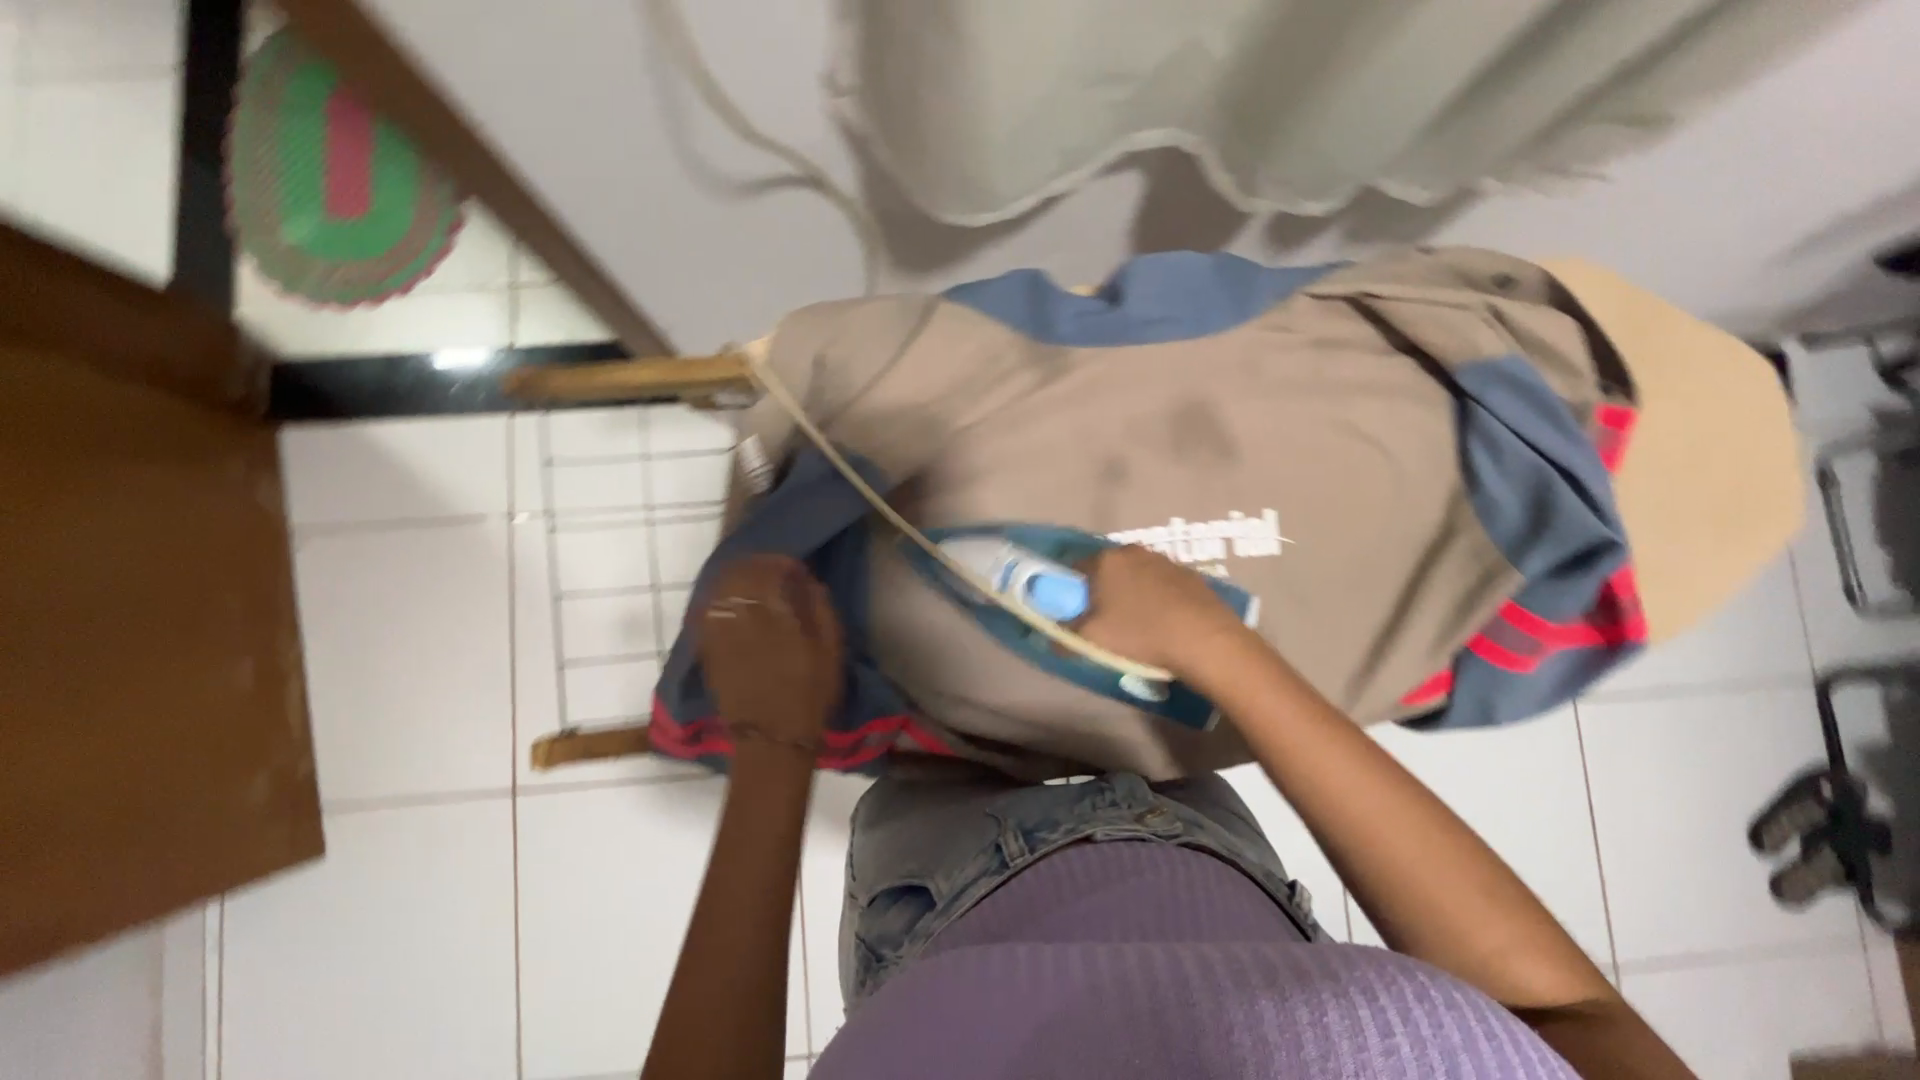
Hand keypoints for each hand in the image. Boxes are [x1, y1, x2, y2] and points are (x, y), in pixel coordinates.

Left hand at [696, 555, 843, 748]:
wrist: (772, 738)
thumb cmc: (810, 695)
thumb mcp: (831, 652)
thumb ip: (821, 611)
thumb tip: (810, 582)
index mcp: (778, 615)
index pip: (771, 570)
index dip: (780, 562)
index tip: (793, 567)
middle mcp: (744, 618)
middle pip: (740, 575)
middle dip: (753, 564)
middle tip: (768, 567)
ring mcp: (721, 633)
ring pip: (719, 590)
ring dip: (732, 577)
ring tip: (746, 579)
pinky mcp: (709, 649)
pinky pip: (705, 613)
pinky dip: (716, 600)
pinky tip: (726, 601)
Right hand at [1074, 545, 1254, 679]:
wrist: (1204, 640)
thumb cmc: (1139, 635)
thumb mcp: (1091, 641)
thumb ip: (1063, 635)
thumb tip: (1052, 637)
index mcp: (1105, 560)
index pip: (1074, 568)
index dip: (1071, 592)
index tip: (1077, 614)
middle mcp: (1133, 551)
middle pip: (1106, 570)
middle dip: (1102, 591)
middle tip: (1106, 622)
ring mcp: (1164, 559)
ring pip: (1135, 575)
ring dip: (1131, 593)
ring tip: (1139, 625)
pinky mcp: (1189, 573)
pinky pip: (1161, 583)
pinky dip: (1157, 598)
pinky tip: (1164, 622)